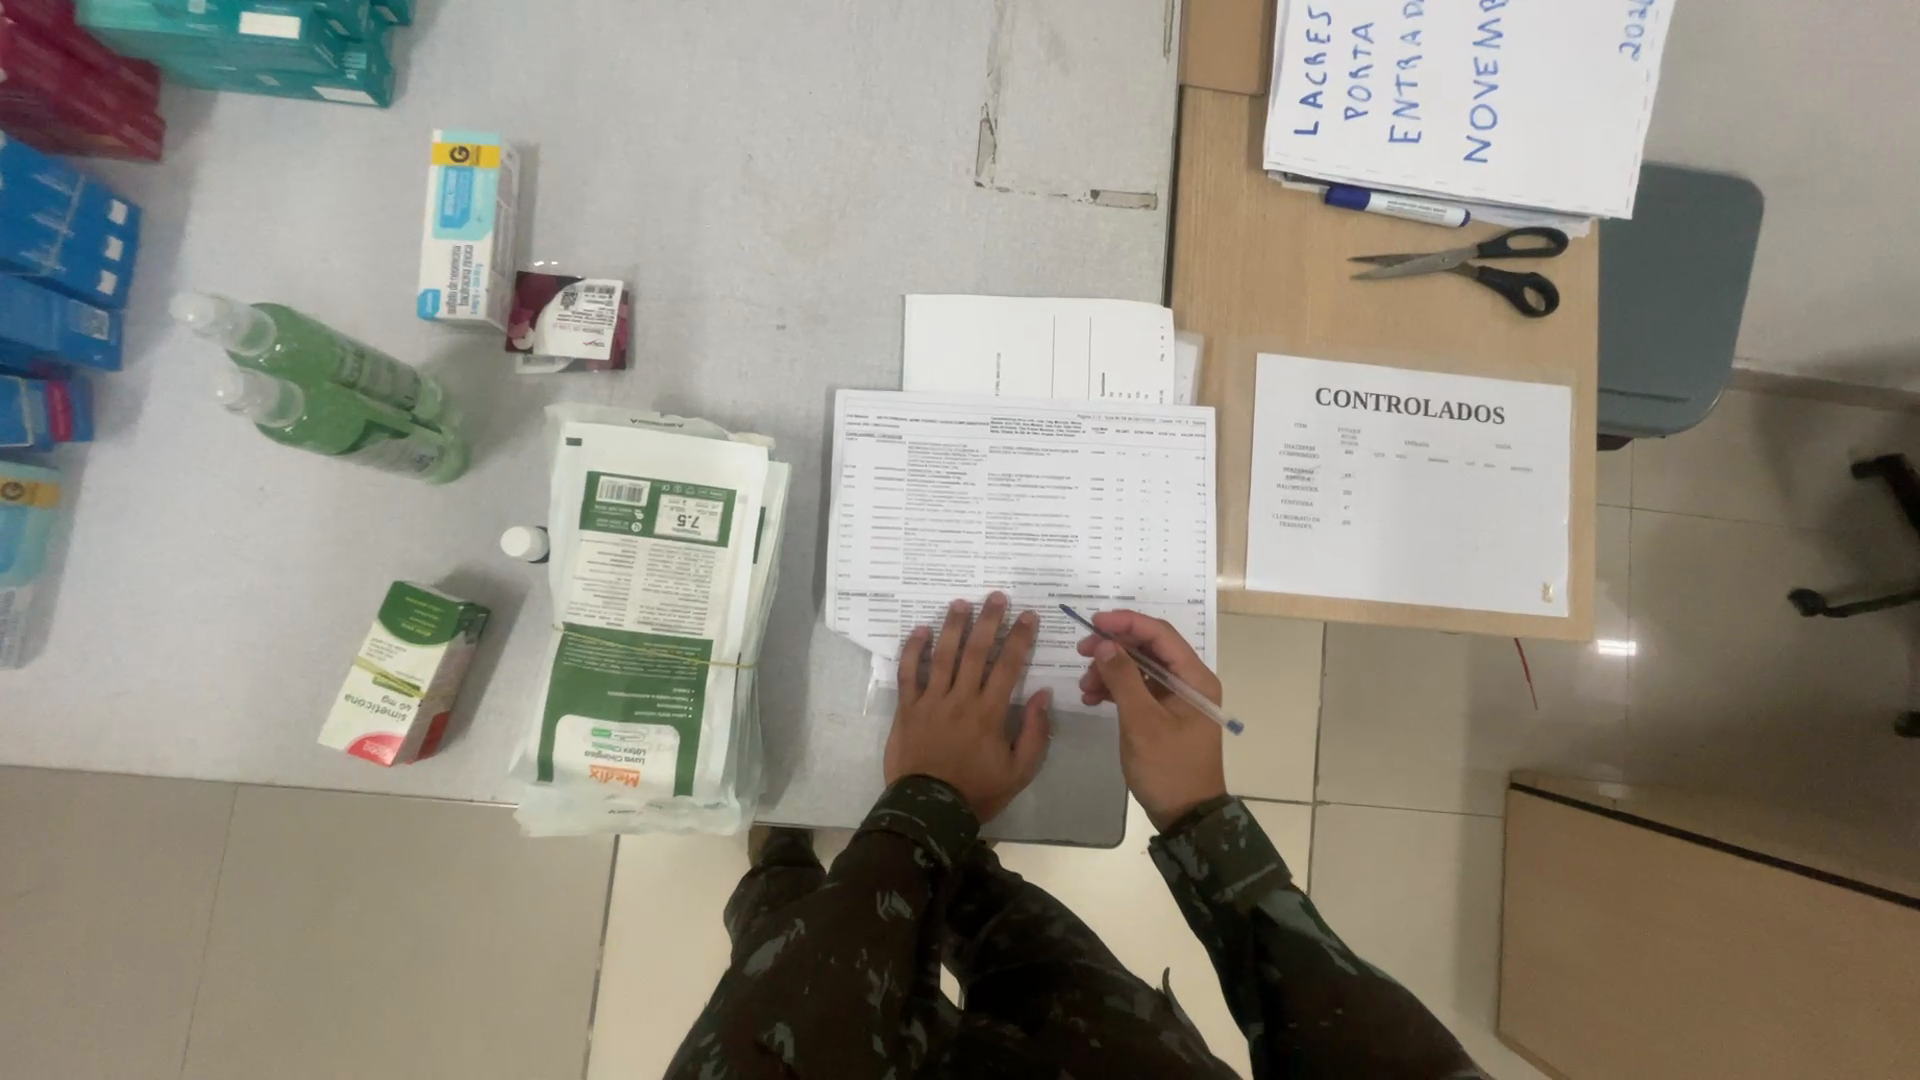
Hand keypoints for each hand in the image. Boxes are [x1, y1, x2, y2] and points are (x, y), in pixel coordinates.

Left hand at [886, 593, 1052, 822]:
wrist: (929, 811)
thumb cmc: (978, 791)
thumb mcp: (1019, 771)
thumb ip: (1035, 733)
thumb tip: (1044, 695)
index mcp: (990, 712)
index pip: (1008, 665)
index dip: (1020, 637)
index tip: (1029, 615)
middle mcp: (960, 699)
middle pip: (976, 651)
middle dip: (989, 620)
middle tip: (996, 596)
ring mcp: (930, 701)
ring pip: (942, 655)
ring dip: (953, 625)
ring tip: (961, 602)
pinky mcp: (907, 708)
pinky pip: (908, 673)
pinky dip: (913, 650)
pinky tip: (921, 630)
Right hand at [1077, 611, 1226, 832]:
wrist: (1185, 816)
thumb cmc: (1168, 767)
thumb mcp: (1142, 722)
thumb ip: (1123, 678)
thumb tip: (1105, 644)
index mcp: (1194, 678)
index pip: (1160, 634)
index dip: (1126, 623)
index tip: (1093, 623)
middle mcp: (1189, 681)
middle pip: (1148, 648)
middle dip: (1114, 647)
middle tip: (1081, 651)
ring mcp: (1176, 698)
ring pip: (1139, 667)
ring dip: (1110, 670)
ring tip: (1084, 685)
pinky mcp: (1163, 713)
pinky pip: (1136, 688)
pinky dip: (1114, 689)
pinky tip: (1092, 698)